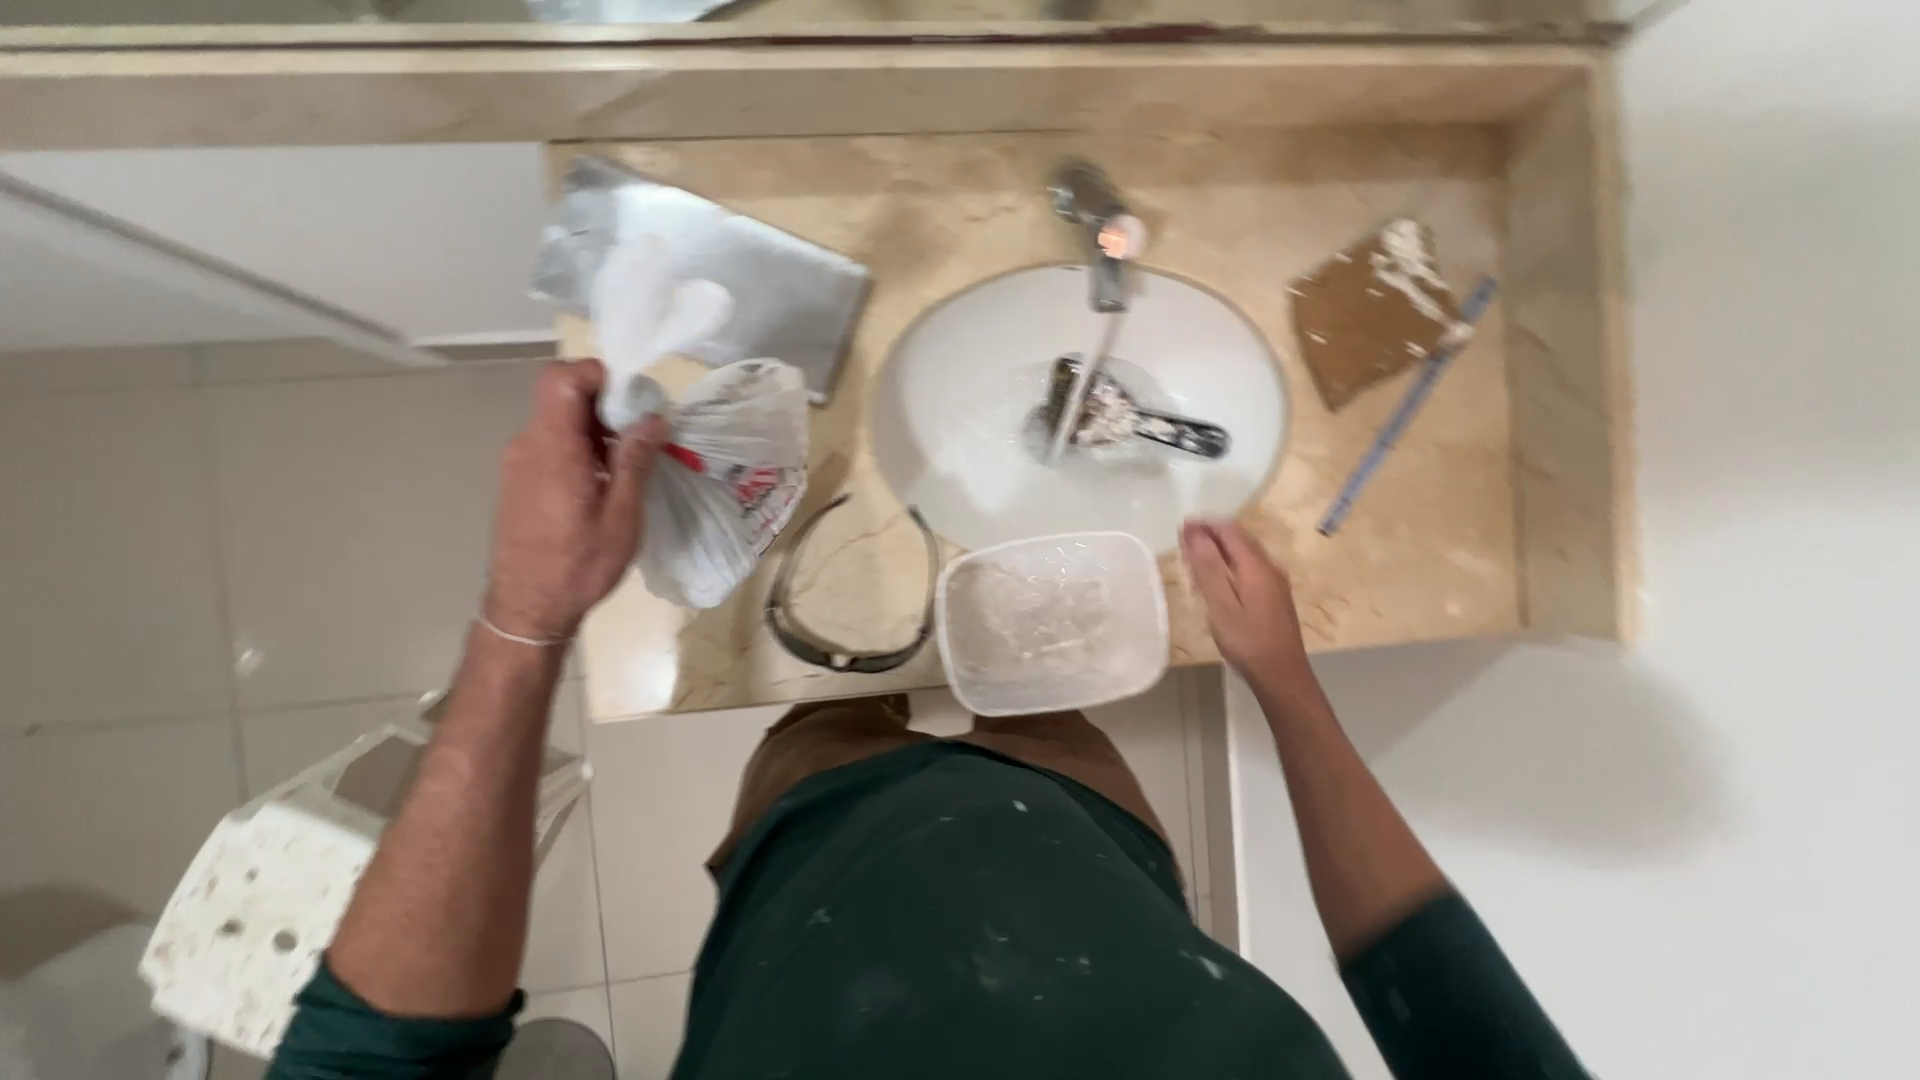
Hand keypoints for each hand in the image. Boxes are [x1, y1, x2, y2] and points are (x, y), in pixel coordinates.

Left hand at [483, 359, 664, 642]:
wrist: (527, 610)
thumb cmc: (579, 565)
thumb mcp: (621, 515)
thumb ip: (634, 460)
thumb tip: (652, 417)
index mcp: (552, 447)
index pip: (562, 378)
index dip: (599, 375)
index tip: (635, 402)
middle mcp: (527, 445)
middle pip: (562, 398)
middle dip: (607, 406)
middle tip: (644, 438)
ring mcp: (518, 463)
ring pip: (560, 424)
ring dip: (596, 432)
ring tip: (629, 468)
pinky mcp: (519, 481)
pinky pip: (552, 447)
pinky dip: (581, 451)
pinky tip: (604, 486)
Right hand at [1180, 520, 1315, 691]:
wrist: (1282, 674)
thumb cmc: (1247, 641)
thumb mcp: (1221, 605)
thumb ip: (1208, 568)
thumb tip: (1194, 534)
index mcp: (1256, 566)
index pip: (1229, 530)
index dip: (1204, 524)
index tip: (1180, 528)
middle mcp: (1269, 567)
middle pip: (1238, 538)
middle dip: (1210, 534)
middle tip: (1183, 541)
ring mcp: (1275, 581)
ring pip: (1244, 553)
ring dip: (1219, 549)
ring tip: (1194, 557)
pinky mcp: (1274, 595)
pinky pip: (1249, 567)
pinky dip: (1229, 563)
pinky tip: (1216, 579)